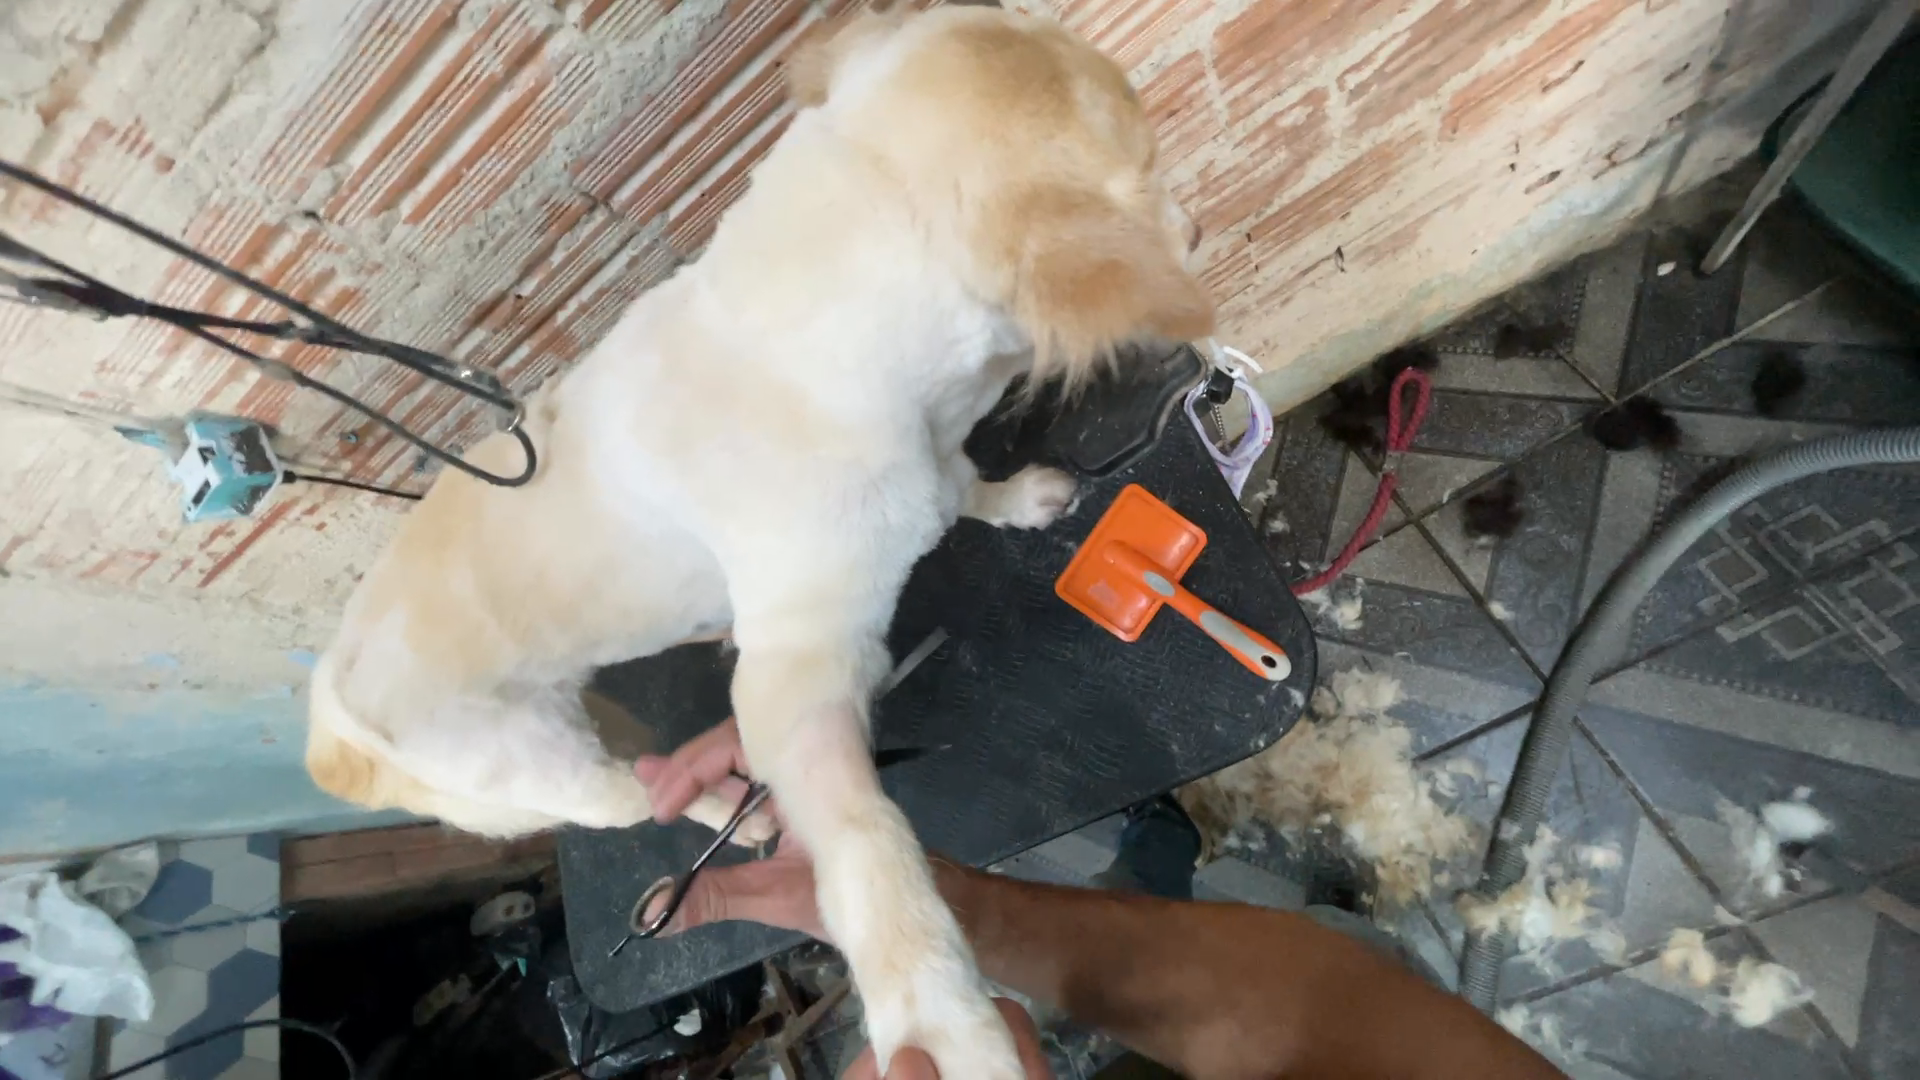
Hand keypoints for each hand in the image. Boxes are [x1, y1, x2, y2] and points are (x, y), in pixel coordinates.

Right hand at [641, 725, 1051, 1077]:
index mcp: (804, 771)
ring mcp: (806, 782)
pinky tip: (703, 807)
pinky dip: (730, 794)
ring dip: (707, 776)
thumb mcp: (780, 895)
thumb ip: (720, 897)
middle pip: (742, 747)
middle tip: (644, 776)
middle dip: (692, 764)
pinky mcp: (806, 802)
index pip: (741, 746)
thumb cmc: (854, 886)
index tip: (661, 799)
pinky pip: (763, 786)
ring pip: (752, 765)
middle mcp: (805, 766)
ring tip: (660, 788)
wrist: (906, 898)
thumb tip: (652, 909)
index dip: (696, 767)